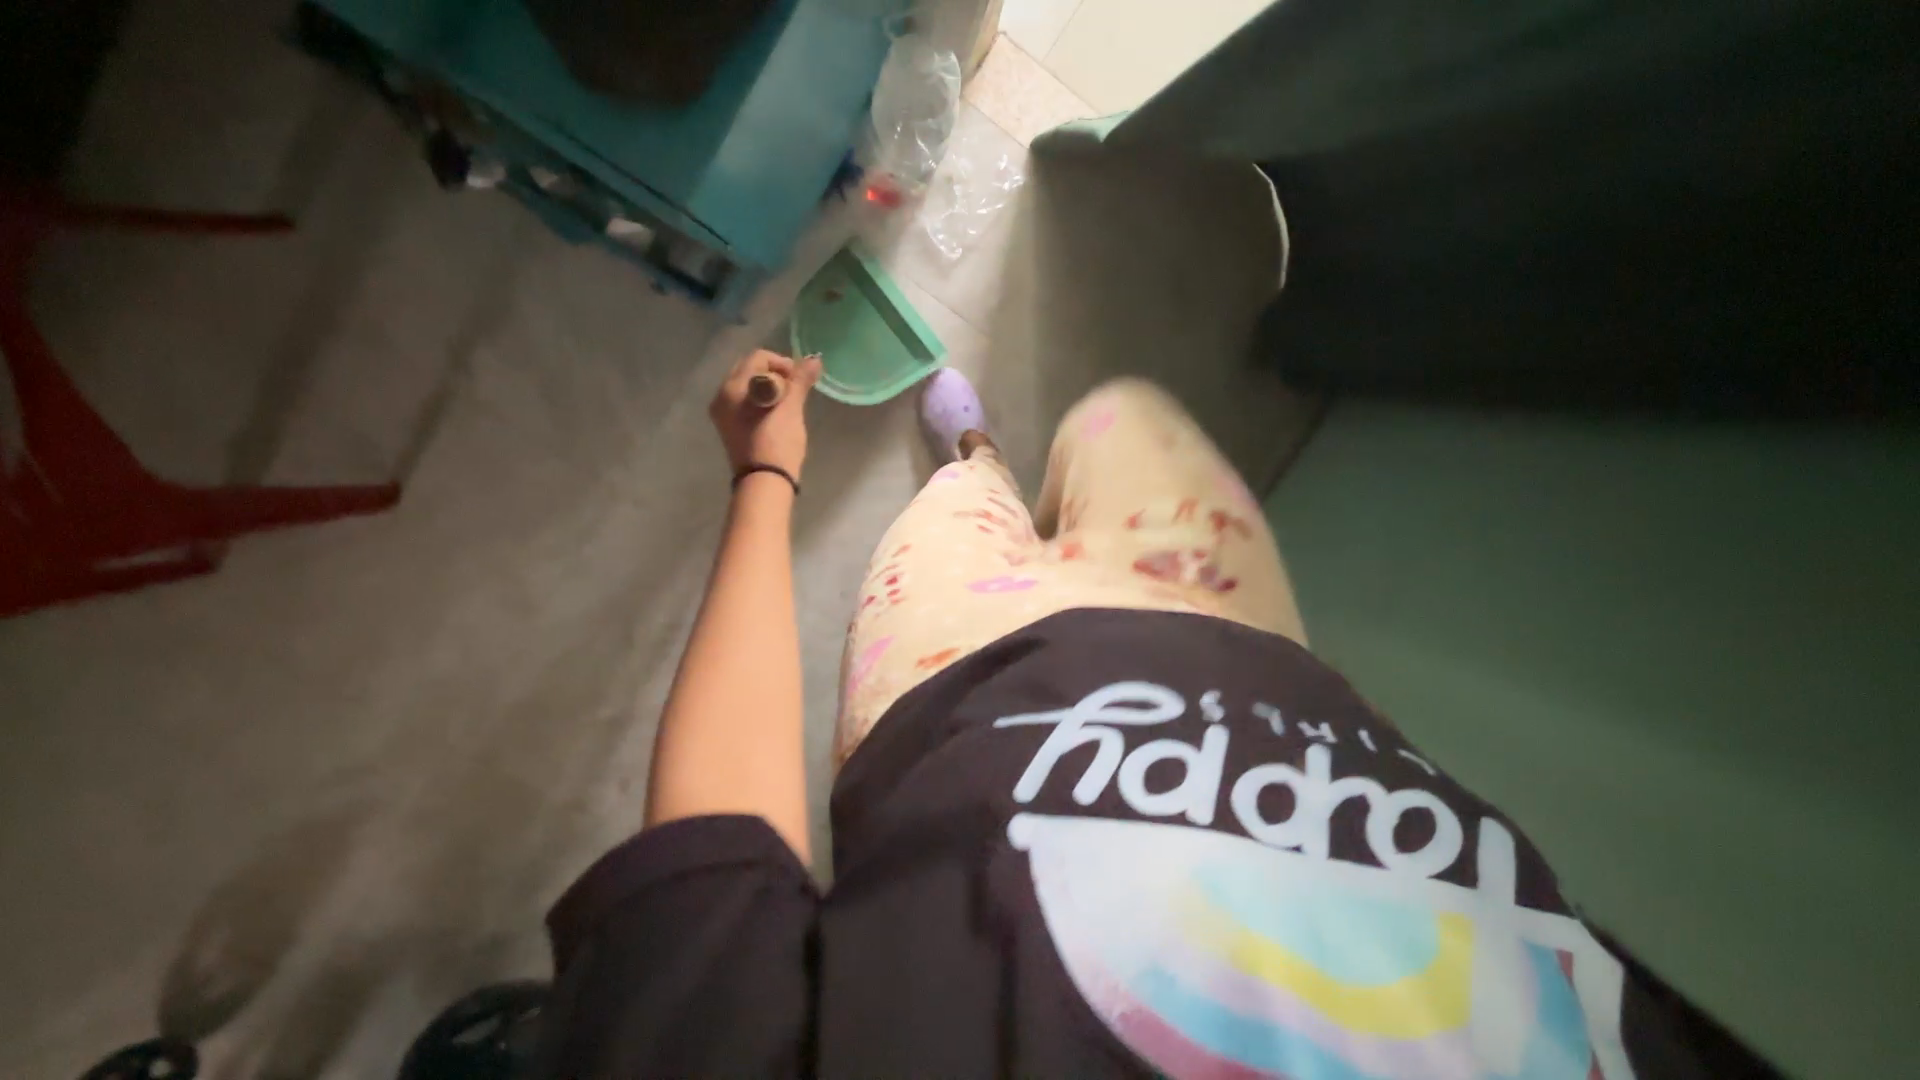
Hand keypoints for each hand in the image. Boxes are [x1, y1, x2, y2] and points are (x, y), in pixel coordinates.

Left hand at [710, 349, 822, 480]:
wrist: (765, 481)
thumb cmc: (777, 441)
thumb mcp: (791, 407)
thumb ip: (800, 380)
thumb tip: (815, 359)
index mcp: (733, 387)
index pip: (758, 358)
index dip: (782, 363)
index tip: (798, 380)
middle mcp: (722, 396)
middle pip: (749, 370)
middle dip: (774, 374)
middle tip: (794, 390)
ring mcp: (723, 414)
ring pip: (747, 387)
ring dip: (768, 388)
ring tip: (787, 403)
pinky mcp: (729, 428)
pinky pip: (744, 403)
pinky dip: (760, 401)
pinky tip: (775, 414)